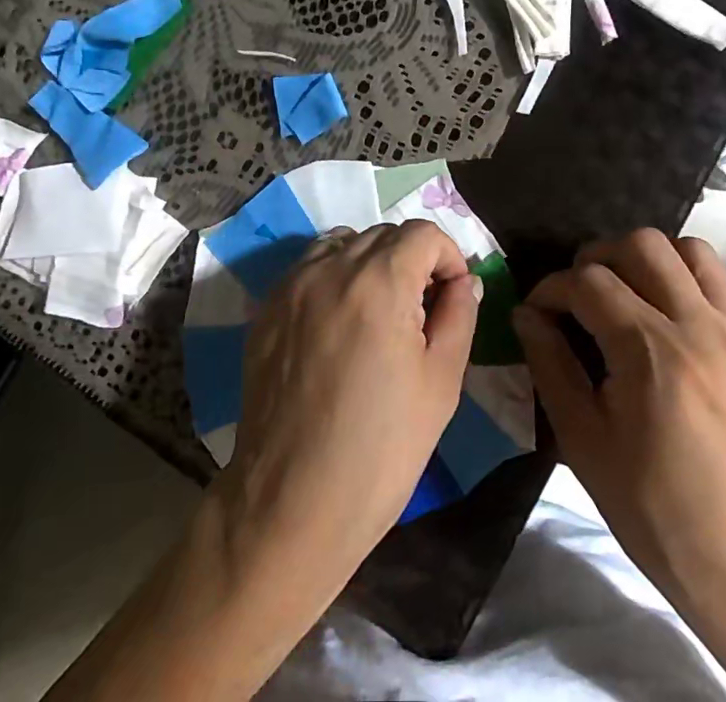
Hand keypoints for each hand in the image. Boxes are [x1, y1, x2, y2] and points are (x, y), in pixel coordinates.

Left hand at [44, 220, 480, 701]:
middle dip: (410, 260)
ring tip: (378, 317)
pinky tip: (338, 328)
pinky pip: (305, 272)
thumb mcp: (441, 382)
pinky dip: (331, 280)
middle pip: (378, 236)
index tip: (452, 296)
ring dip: (367, 265)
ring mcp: (287, 287)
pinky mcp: (263, 310)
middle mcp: (325, 269)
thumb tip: (462, 281)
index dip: (447, 256)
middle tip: (420, 312)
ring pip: (338, 247)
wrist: (294, 493)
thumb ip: (457, 316)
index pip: (420, 233)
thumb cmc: (381, 447)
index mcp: (376, 282)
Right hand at [515, 230, 725, 700]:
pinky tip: (668, 317)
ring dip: (647, 262)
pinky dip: (690, 281)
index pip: (588, 281)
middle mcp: (703, 329)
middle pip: (642, 245)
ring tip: (625, 297)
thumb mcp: (580, 435)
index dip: (550, 289)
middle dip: (596, 259)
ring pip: (692, 251)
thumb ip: (550, 361)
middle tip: (578, 296)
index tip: (535, 314)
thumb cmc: (649, 502)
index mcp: (651, 352)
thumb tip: (526, 314)